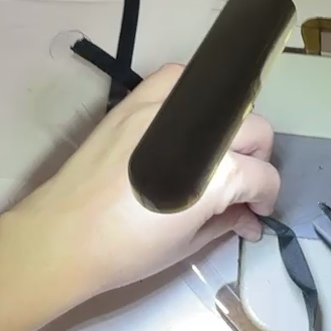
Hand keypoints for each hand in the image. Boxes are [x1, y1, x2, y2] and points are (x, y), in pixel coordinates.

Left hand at [0, 64, 279, 303]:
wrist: (63, 235)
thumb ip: (226, 223)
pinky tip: (186, 118)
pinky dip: (191, 93)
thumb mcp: (186, 246)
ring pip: (224, 100)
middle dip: (256, 160)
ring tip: (213, 151)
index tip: (256, 210)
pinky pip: (177, 79)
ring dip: (230, 125)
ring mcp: (165, 111)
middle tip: (239, 184)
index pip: (263, 176)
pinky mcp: (135, 102)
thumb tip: (247, 218)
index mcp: (218, 176)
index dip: (267, 197)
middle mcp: (198, 134)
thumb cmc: (126, 251)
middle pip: (256, 130)